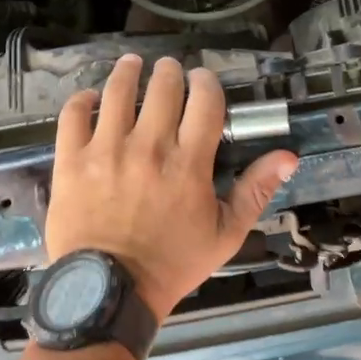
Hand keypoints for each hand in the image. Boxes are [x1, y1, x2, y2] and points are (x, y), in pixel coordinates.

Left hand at [43, 55, 298, 318]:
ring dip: (128, 71)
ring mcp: (107, 150)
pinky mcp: (72, 161)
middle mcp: (150, 146)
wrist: (108, 294)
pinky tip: (91, 98)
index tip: (202, 79)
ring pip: (118, 90)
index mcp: (189, 162)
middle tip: (168, 70)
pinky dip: (83, 100)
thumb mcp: (225, 234)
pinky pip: (74, 115)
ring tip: (132, 65)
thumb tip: (288, 156)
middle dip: (169, 71)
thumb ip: (256, 190)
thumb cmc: (171, 264)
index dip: (206, 81)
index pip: (205, 99)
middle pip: (163, 86)